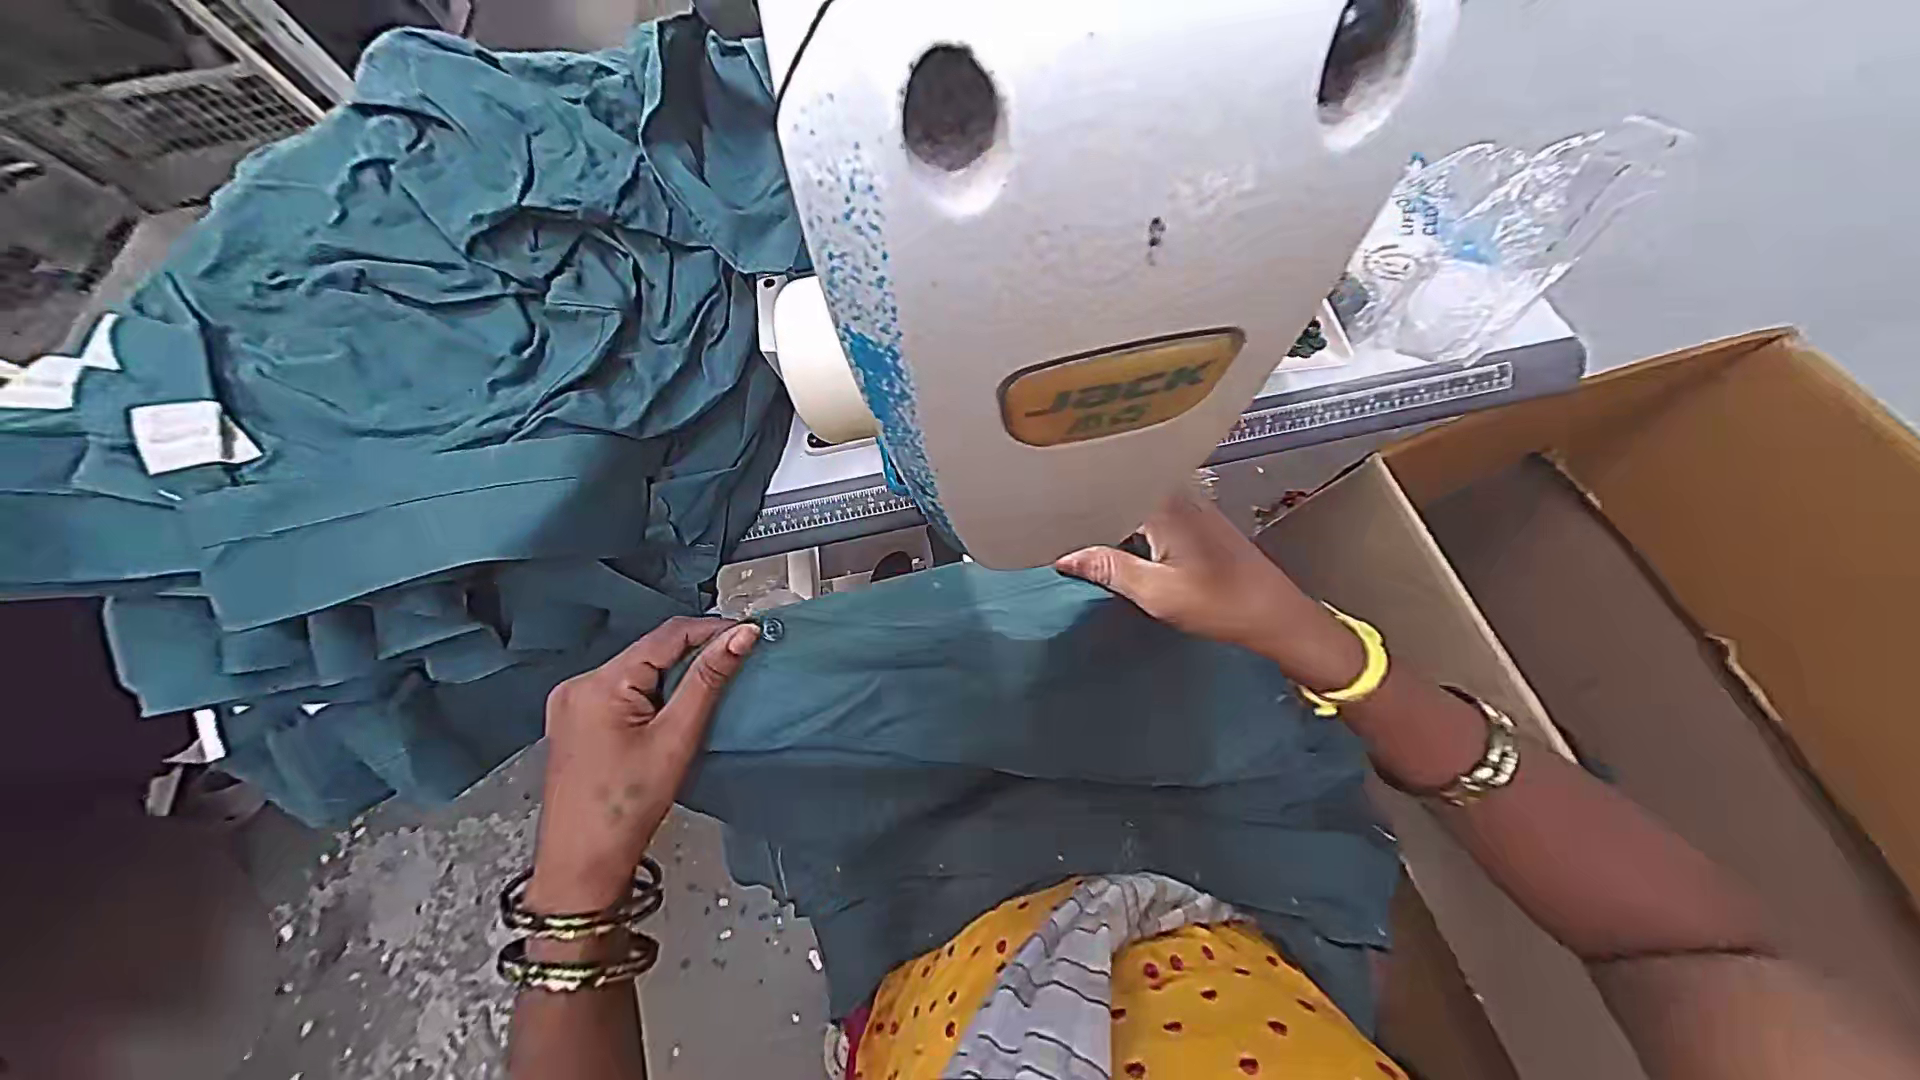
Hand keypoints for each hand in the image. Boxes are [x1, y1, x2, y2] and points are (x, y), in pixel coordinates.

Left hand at [527, 616, 759, 911]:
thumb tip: (740, 636)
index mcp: (599, 685)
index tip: (748, 634)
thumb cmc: (627, 806)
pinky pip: (626, 686)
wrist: (582, 864)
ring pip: (641, 667)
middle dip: (696, 652)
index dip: (712, 630)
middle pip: (652, 649)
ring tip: (712, 685)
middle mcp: (580, 685)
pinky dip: (657, 689)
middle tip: (737, 661)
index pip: (668, 635)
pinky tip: (676, 706)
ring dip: (678, 672)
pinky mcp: (577, 718)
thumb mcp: (677, 736)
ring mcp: (573, 702)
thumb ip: (709, 678)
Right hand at [1054, 489, 1363, 690]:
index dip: (1080, 491)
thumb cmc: (1220, 603)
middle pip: (1124, 488)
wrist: (1277, 616)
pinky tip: (1112, 536)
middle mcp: (1179, 496)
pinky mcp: (1198, 524)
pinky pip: (1152, 511)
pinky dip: (1130, 521)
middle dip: (1091, 499)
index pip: (1112, 485)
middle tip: (1054, 510)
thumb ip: (1109, 568)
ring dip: (1111, 510)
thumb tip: (1063, 557)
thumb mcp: (1156, 593)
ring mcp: (1191, 508)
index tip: (1050, 498)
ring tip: (1075, 522)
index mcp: (1166, 505)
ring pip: (1138, 499)